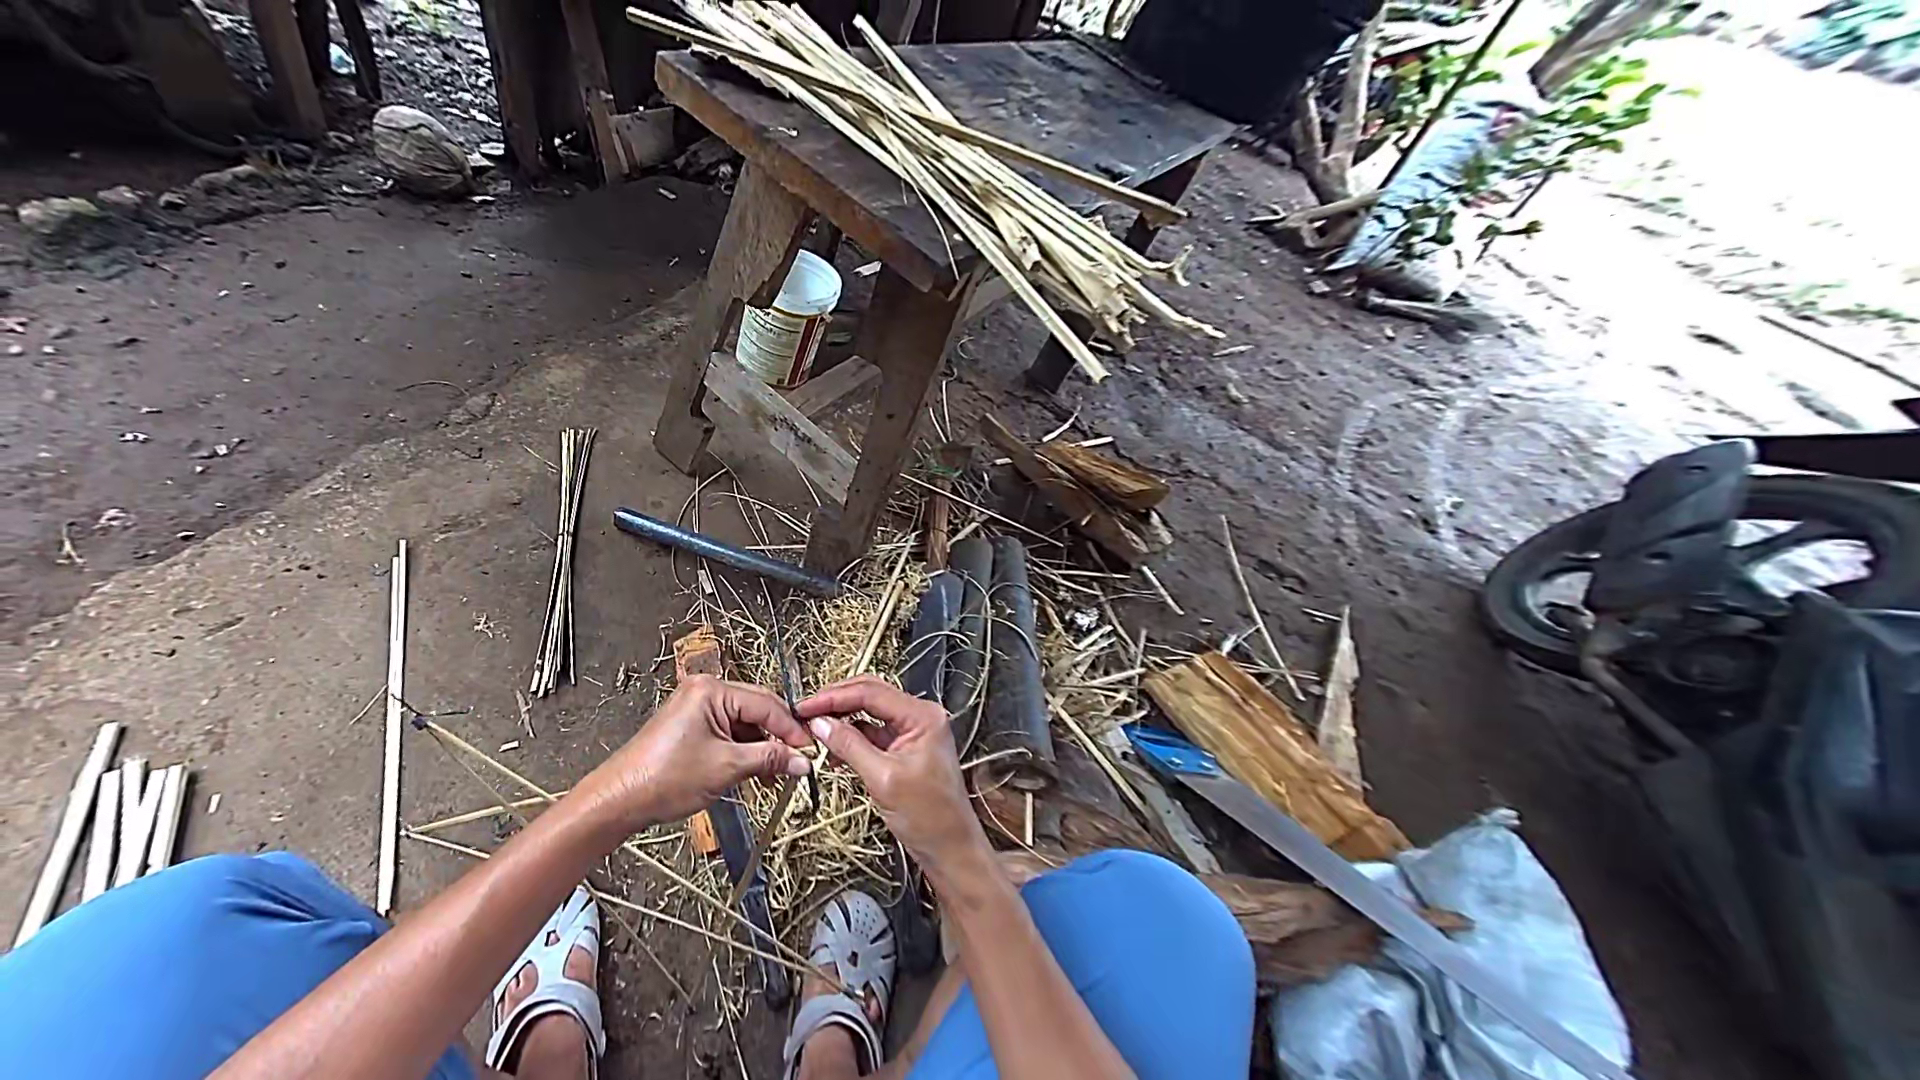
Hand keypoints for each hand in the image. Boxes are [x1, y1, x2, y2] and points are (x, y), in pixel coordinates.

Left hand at [578, 675, 812, 832]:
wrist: (618, 801)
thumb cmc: (660, 779)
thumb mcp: (726, 767)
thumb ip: (770, 759)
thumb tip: (801, 760)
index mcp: (711, 691)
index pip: (766, 704)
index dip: (791, 730)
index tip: (808, 750)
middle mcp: (704, 691)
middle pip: (758, 709)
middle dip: (779, 737)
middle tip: (798, 759)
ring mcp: (697, 706)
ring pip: (746, 722)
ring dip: (762, 746)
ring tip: (776, 772)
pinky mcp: (692, 724)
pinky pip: (729, 730)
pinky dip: (744, 749)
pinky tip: (755, 770)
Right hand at [796, 675, 990, 878]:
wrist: (950, 847)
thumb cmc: (930, 816)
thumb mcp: (883, 779)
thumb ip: (850, 746)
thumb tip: (821, 723)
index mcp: (922, 716)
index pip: (871, 692)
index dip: (834, 697)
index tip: (805, 706)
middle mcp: (920, 716)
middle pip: (871, 694)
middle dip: (836, 702)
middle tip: (805, 712)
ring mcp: (913, 731)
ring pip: (870, 712)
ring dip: (842, 720)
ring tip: (814, 730)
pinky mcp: (905, 747)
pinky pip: (873, 732)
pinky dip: (852, 738)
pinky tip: (833, 751)